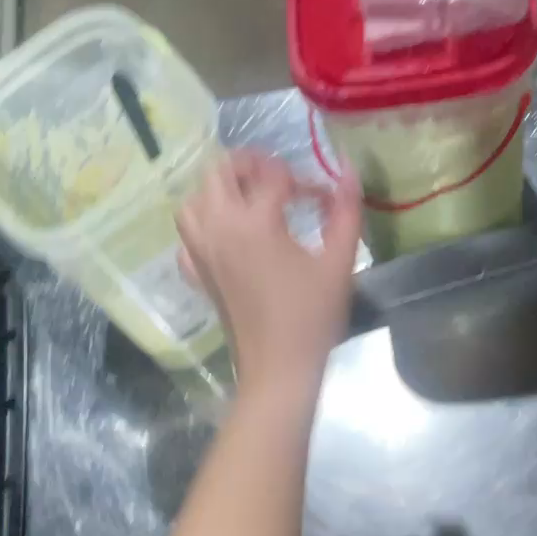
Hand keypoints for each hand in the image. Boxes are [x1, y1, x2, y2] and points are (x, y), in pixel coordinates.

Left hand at [177, 149, 361, 396]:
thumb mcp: (339, 264)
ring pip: (195, 198)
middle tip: (278, 181)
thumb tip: (349, 170)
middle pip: (220, 172)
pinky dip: (202, 226)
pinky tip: (224, 235)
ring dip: (220, 190)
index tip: (320, 198)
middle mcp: (219, 227)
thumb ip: (346, 212)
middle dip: (250, 166)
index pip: (274, 176)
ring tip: (247, 200)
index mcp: (254, 221)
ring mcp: (202, 251)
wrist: (278, 368)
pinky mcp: (198, 274)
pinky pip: (187, 236)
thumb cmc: (312, 318)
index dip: (300, 180)